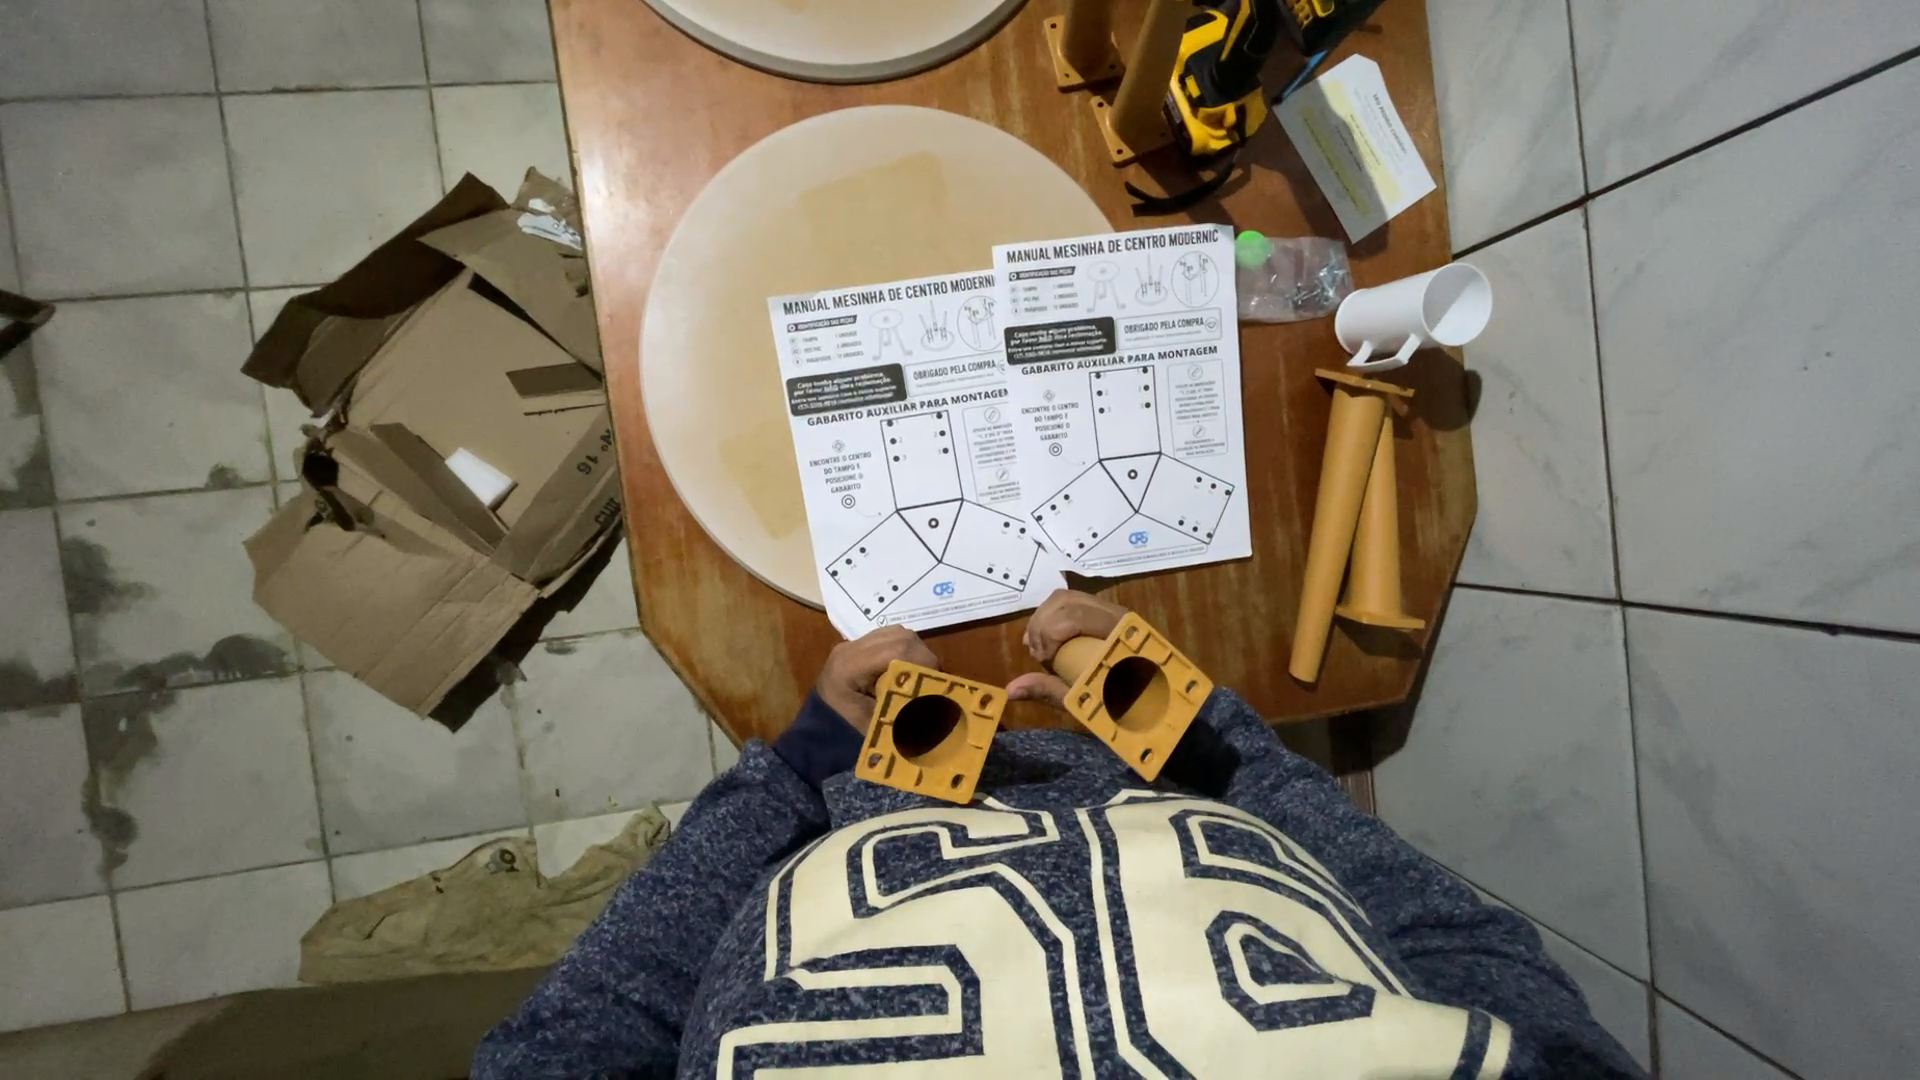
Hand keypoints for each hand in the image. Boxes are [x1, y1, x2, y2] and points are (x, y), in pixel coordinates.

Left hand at [816, 625, 938, 732]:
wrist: (821, 725)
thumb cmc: (846, 730)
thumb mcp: (876, 722)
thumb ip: (902, 706)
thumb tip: (935, 697)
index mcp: (848, 666)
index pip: (896, 650)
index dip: (921, 662)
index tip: (935, 682)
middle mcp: (850, 648)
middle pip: (899, 637)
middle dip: (923, 657)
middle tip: (932, 679)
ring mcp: (853, 643)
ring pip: (898, 633)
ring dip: (916, 651)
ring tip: (921, 674)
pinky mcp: (859, 644)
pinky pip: (891, 636)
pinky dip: (907, 649)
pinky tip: (907, 668)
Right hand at [1006, 590, 1129, 709]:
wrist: (1156, 706)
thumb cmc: (1124, 707)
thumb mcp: (1085, 702)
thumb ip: (1048, 690)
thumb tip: (1009, 690)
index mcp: (1118, 631)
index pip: (1074, 615)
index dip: (1049, 635)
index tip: (1044, 662)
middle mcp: (1115, 612)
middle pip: (1064, 601)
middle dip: (1041, 627)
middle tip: (1039, 657)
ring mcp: (1110, 610)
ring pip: (1065, 598)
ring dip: (1043, 620)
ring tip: (1041, 649)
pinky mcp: (1104, 614)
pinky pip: (1071, 603)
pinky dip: (1051, 618)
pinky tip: (1046, 641)